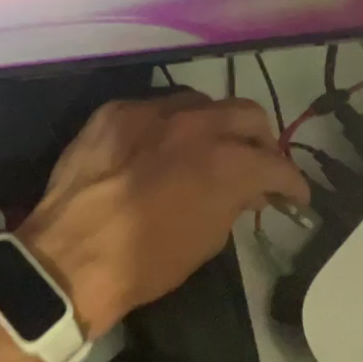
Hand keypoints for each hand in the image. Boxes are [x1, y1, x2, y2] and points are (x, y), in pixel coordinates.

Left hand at [13, 92, 309, 339]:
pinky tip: (159, 146)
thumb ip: (233, 202)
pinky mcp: (113, 110)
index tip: (291, 196)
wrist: (72, 251)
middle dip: (259, 139)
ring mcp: (148, 111)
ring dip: (211, 124)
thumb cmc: (146, 259)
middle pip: (244, 112)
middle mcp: (192, 124)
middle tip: (255, 164)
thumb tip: (247, 188)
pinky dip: (166, 124)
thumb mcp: (207, 238)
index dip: (290, 182)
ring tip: (207, 149)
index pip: (276, 162)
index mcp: (226, 162)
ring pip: (198, 102)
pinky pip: (152, 106)